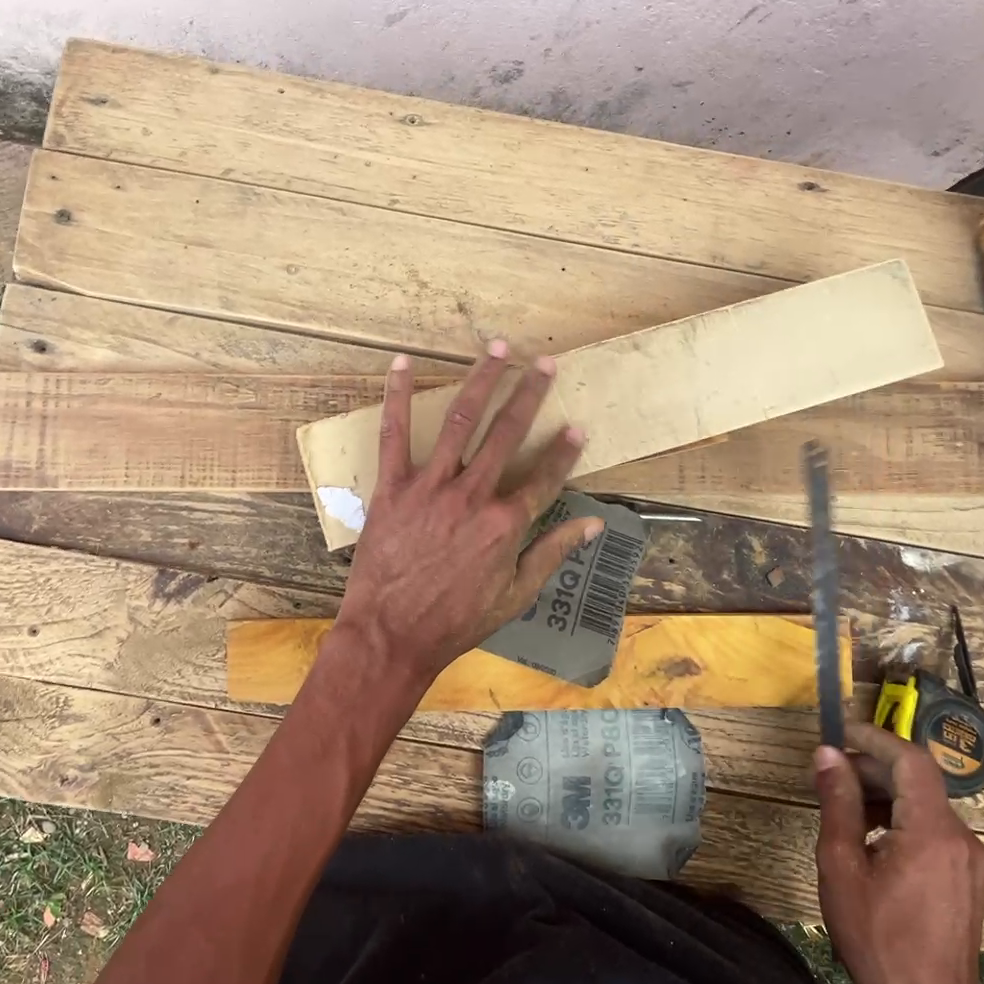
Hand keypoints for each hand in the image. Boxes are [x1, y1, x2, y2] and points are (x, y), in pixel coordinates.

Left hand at [328, 341, 600, 690]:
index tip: (578, 425)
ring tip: (498, 349)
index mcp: (505, 524)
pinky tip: (401, 363)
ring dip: (481, 382)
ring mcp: (430, 487)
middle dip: (529, 395)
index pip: (545, 477)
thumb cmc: (455, 622)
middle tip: (545, 363)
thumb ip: (551, 554)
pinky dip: (396, 397)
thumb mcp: (514, 597)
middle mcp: (472, 495)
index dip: (564, 450)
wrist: (392, 634)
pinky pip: (393, 435)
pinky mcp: (392, 487)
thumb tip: (591, 525)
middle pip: (508, 435)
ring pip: (460, 423)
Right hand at [813, 722, 983, 983]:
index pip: (912, 761)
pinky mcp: (970, 881)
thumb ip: (838, 803)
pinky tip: (868, 837)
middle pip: (918, 782)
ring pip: (925, 807)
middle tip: (825, 774)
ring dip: (883, 796)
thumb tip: (827, 754)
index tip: (837, 730)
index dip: (874, 737)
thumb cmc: (875, 934)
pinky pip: (934, 832)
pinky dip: (899, 820)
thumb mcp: (841, 864)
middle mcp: (964, 841)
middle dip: (870, 768)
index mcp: (934, 833)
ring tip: (840, 807)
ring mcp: (972, 863)